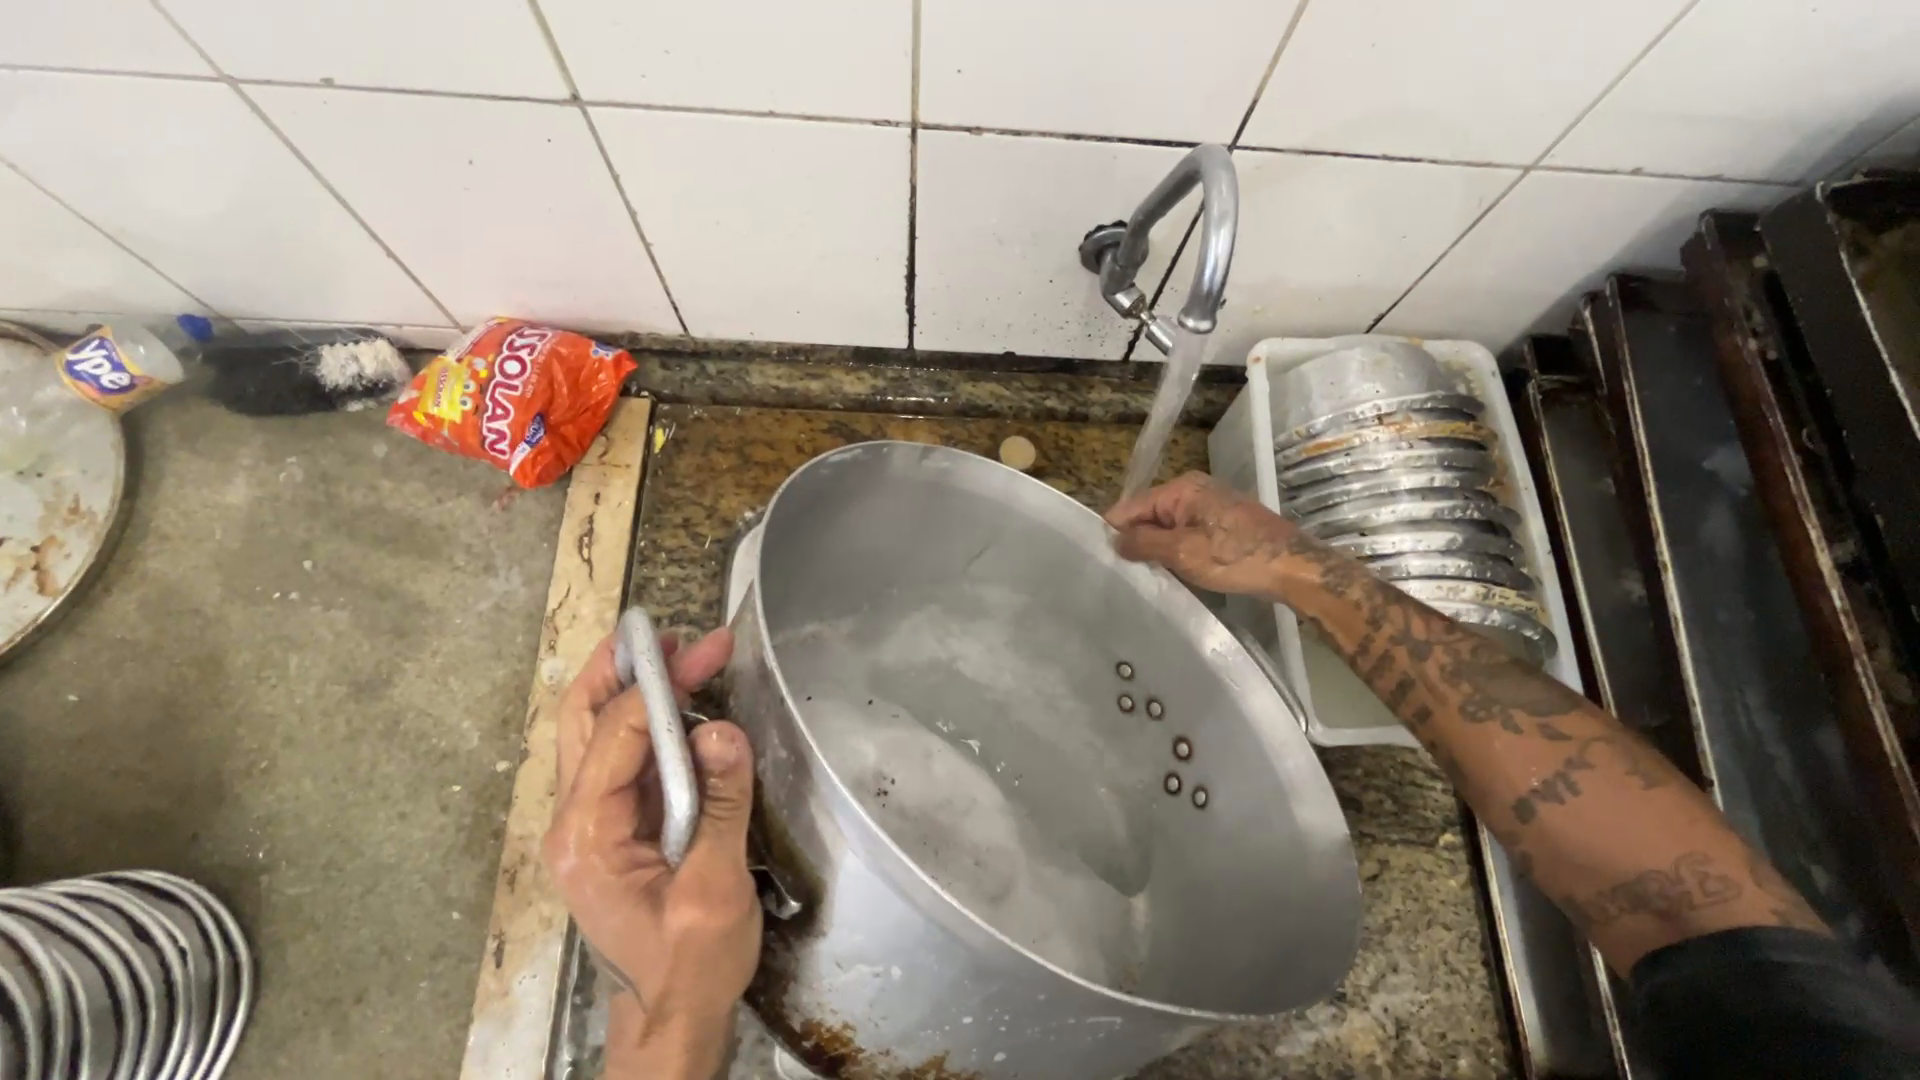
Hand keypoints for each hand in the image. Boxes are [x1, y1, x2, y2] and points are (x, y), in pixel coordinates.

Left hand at [544, 626, 759, 1078]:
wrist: (672, 1016)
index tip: (702, 652)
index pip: (616, 736)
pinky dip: (648, 720)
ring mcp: (590, 823)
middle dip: (626, 669)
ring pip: (595, 732)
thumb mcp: (715, 888)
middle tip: (674, 633)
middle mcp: (574, 821)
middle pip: (581, 720)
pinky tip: (683, 702)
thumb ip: (720, 805)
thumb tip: (722, 730)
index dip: (657, 689)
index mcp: (589, 836)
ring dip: (635, 686)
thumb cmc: (692, 963)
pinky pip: (621, 757)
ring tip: (682, 652)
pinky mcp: (613, 826)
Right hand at [1104, 472, 1316, 598]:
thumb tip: (1114, 540)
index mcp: (1180, 489)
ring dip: (1159, 550)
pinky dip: (1178, 551)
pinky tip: (1177, 572)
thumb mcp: (1182, 553)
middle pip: (1148, 516)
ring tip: (1148, 577)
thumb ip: (1143, 543)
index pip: (1130, 507)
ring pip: (1167, 528)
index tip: (1103, 562)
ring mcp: (1210, 506)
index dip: (1114, 533)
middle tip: (1126, 575)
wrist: (1294, 568)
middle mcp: (1193, 490)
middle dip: (1137, 542)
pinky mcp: (1223, 523)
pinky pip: (1186, 534)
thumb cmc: (1236, 558)